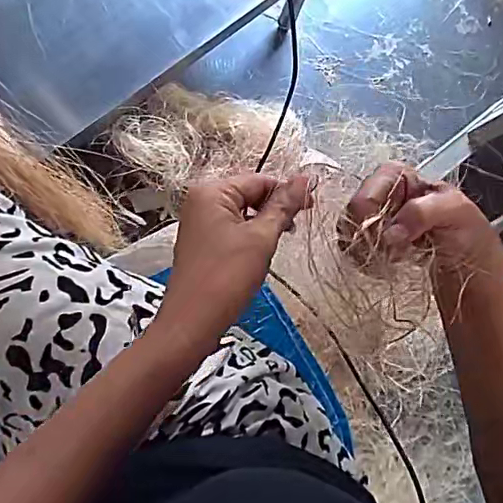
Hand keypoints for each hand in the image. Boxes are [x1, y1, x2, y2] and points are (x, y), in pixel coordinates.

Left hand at [160, 173, 313, 338]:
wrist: (192, 322)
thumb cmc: (225, 278)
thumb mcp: (262, 238)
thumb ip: (283, 206)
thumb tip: (304, 179)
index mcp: (211, 192)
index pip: (259, 180)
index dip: (287, 192)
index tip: (310, 206)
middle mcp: (201, 202)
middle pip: (250, 194)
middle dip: (275, 209)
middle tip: (295, 228)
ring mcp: (199, 223)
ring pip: (243, 213)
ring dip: (264, 224)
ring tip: (277, 243)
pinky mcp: (202, 242)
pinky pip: (233, 228)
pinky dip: (250, 237)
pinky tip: (260, 253)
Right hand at [341, 162, 500, 274]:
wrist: (474, 275)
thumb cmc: (471, 238)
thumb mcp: (457, 213)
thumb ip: (423, 212)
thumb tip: (390, 232)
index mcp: (407, 179)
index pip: (378, 179)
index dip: (373, 201)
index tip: (381, 231)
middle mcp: (388, 196)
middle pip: (358, 204)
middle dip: (367, 229)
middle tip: (386, 251)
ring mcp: (378, 222)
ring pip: (350, 226)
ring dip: (362, 246)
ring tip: (387, 261)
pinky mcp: (373, 246)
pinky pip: (352, 247)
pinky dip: (361, 259)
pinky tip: (381, 267)